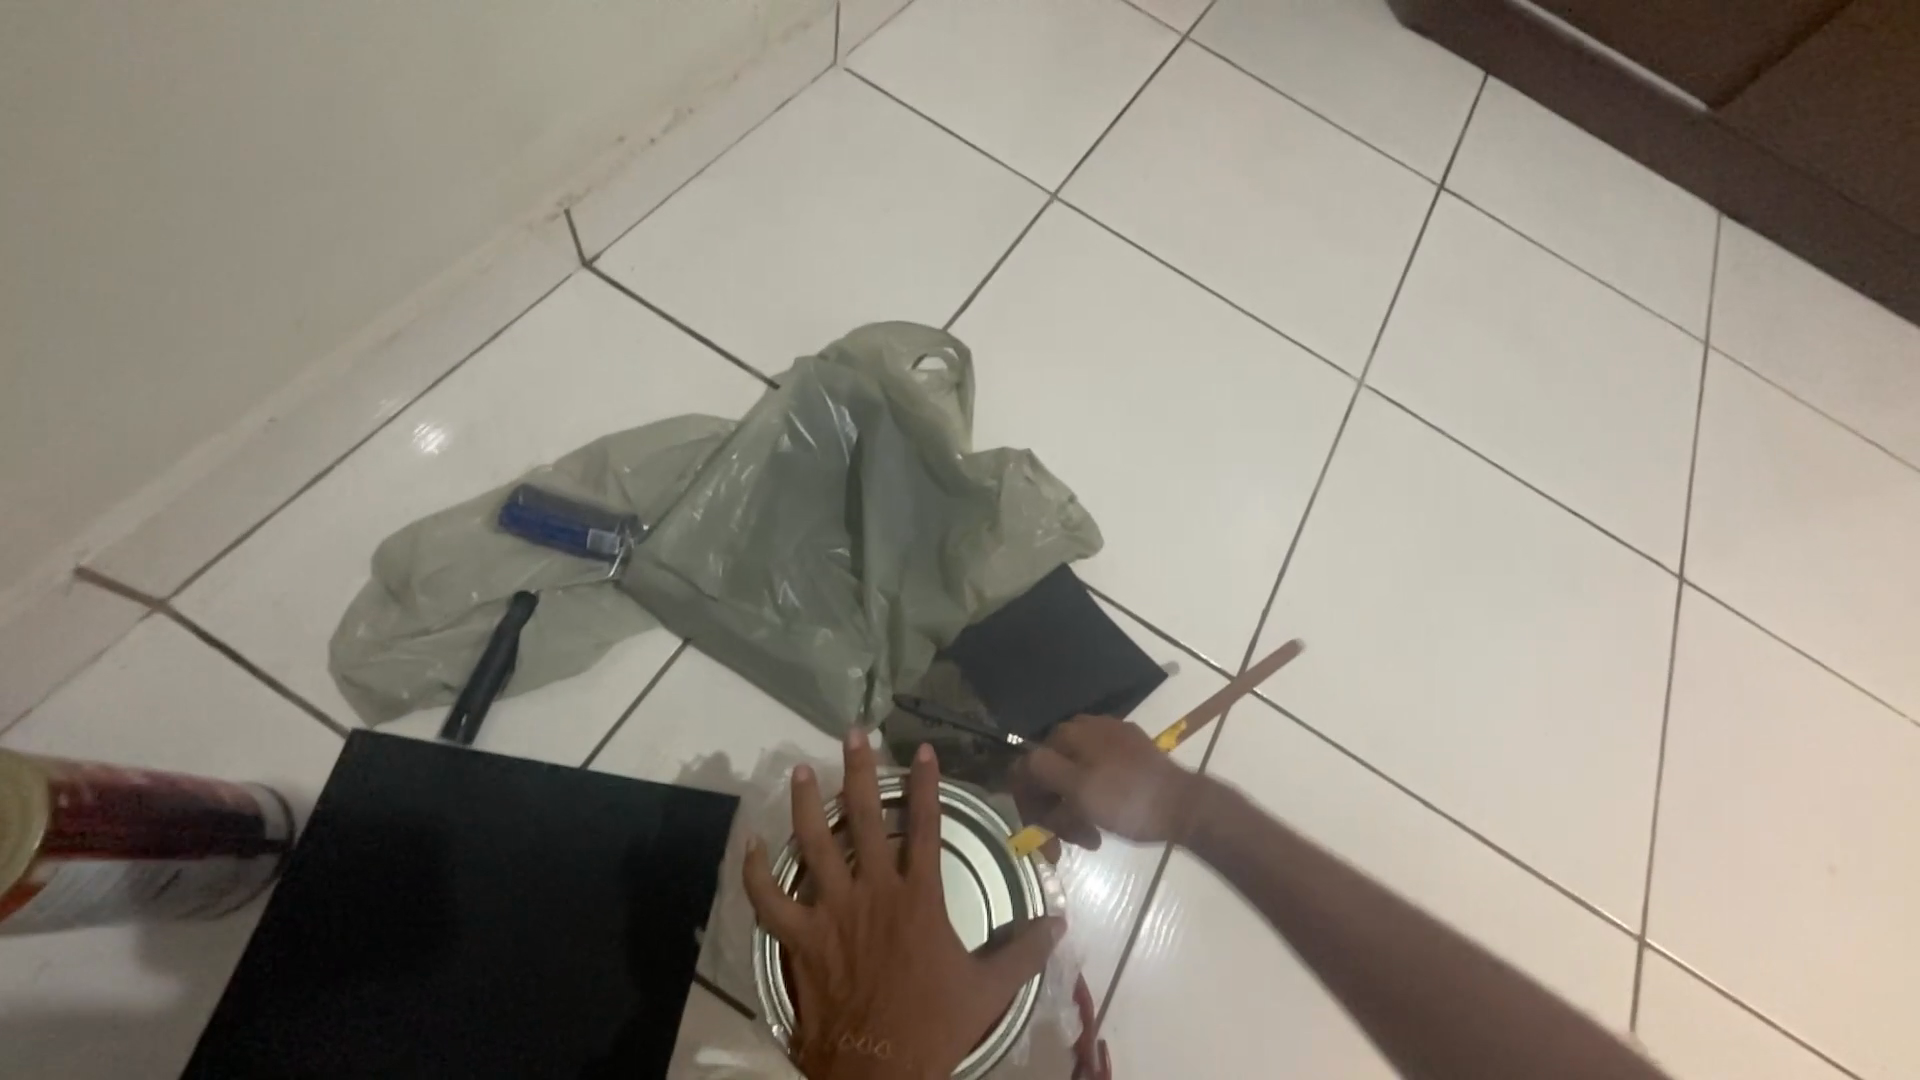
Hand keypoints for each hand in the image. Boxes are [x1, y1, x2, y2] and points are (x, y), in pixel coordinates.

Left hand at [744, 730, 1062, 1078]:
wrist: (881, 1071)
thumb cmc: (935, 1024)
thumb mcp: (990, 989)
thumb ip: (1025, 952)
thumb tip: (1061, 924)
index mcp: (919, 897)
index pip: (924, 825)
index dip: (925, 784)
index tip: (921, 749)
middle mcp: (873, 892)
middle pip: (863, 818)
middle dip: (858, 771)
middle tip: (852, 733)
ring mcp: (832, 912)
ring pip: (814, 845)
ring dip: (805, 805)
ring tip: (800, 770)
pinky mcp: (801, 938)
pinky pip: (771, 899)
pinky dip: (757, 872)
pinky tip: (752, 844)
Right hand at [1014, 715, 1210, 846]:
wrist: (1185, 806)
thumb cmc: (1126, 799)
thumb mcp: (1076, 789)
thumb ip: (1038, 770)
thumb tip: (1016, 764)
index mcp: (1069, 733)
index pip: (1028, 764)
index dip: (1027, 799)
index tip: (1037, 831)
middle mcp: (1087, 727)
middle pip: (1053, 770)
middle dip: (1054, 808)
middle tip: (1065, 841)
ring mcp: (1113, 738)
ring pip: (1076, 776)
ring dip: (1074, 809)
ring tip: (1089, 837)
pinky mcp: (1133, 753)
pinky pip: (1099, 775)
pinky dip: (1094, 799)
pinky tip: (1104, 821)